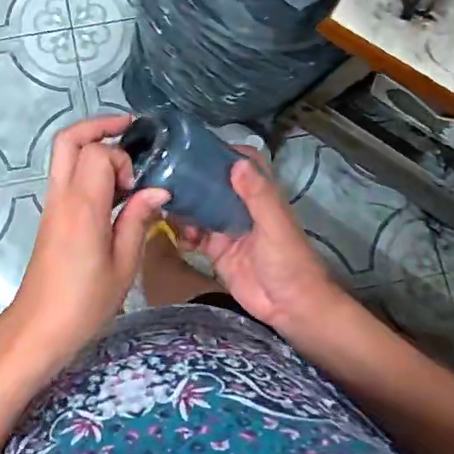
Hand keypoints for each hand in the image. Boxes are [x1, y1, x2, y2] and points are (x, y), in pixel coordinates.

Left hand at [2, 115, 169, 364]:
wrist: (39, 327)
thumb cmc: (85, 302)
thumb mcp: (123, 265)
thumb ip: (138, 221)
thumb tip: (158, 191)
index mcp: (82, 206)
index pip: (96, 153)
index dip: (122, 159)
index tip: (138, 187)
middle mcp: (62, 197)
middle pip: (68, 139)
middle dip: (99, 126)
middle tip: (130, 130)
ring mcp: (53, 204)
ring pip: (64, 154)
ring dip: (93, 146)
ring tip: (129, 160)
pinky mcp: (52, 215)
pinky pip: (67, 175)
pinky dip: (89, 168)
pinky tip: (117, 190)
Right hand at [180, 151, 346, 332]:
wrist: (290, 308)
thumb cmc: (289, 263)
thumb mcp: (275, 226)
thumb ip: (258, 196)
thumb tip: (237, 163)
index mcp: (261, 196)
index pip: (245, 164)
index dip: (226, 152)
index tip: (198, 146)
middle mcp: (243, 208)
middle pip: (217, 184)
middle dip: (195, 177)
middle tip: (167, 171)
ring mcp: (228, 229)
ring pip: (202, 208)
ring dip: (185, 205)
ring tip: (163, 201)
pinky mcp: (217, 251)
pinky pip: (195, 236)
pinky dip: (183, 233)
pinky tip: (174, 233)